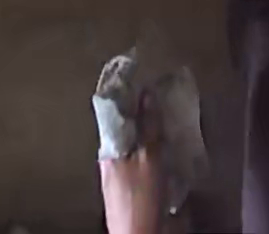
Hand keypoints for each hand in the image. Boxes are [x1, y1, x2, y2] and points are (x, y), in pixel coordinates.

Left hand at [99, 96, 164, 233]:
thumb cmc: (141, 197)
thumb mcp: (149, 159)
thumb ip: (149, 126)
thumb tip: (146, 92)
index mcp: (108, 143)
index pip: (112, 105)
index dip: (124, 88)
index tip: (136, 69)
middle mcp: (107, 153)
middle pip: (121, 121)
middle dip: (136, 107)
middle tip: (154, 92)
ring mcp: (114, 170)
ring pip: (128, 138)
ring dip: (143, 126)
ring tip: (160, 115)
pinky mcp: (124, 184)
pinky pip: (133, 154)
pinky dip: (145, 144)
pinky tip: (159, 145)